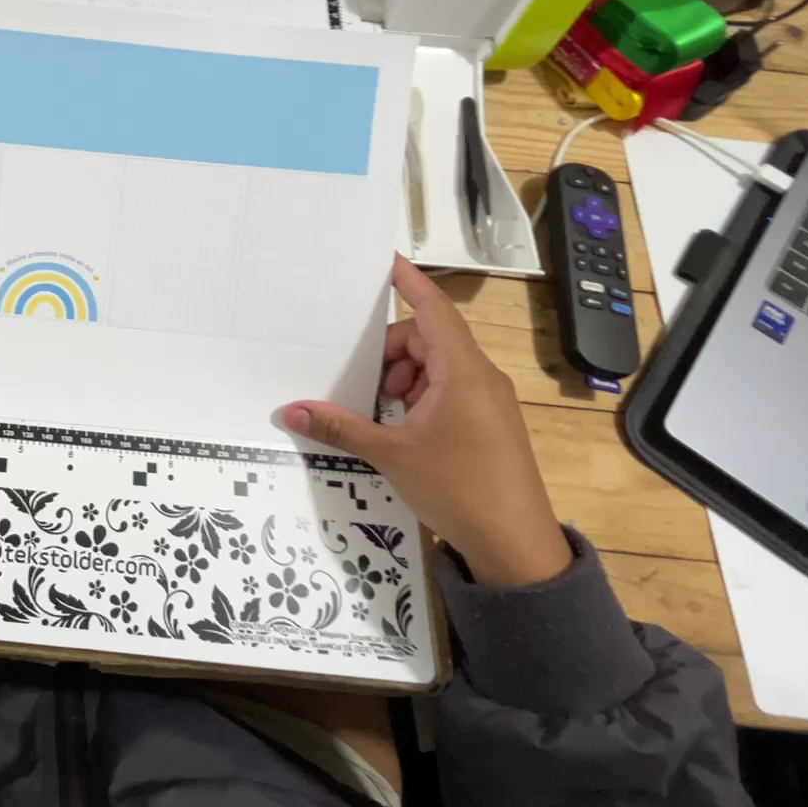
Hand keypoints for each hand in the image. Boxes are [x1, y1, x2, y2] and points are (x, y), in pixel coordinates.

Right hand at [278, 255, 571, 587]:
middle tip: (360, 383)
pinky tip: (397, 427)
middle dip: (389, 355)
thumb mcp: (391, 454)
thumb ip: (339, 427)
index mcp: (463, 373)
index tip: (387, 261)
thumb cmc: (460, 488)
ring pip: (434, 368)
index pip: (434, 310)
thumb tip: (292, 411)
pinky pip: (445, 391)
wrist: (515, 545)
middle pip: (427, 341)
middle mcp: (479, 378)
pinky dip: (416, 399)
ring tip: (378, 414)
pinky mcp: (485, 423)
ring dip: (401, 381)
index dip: (410, 283)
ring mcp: (485, 401)